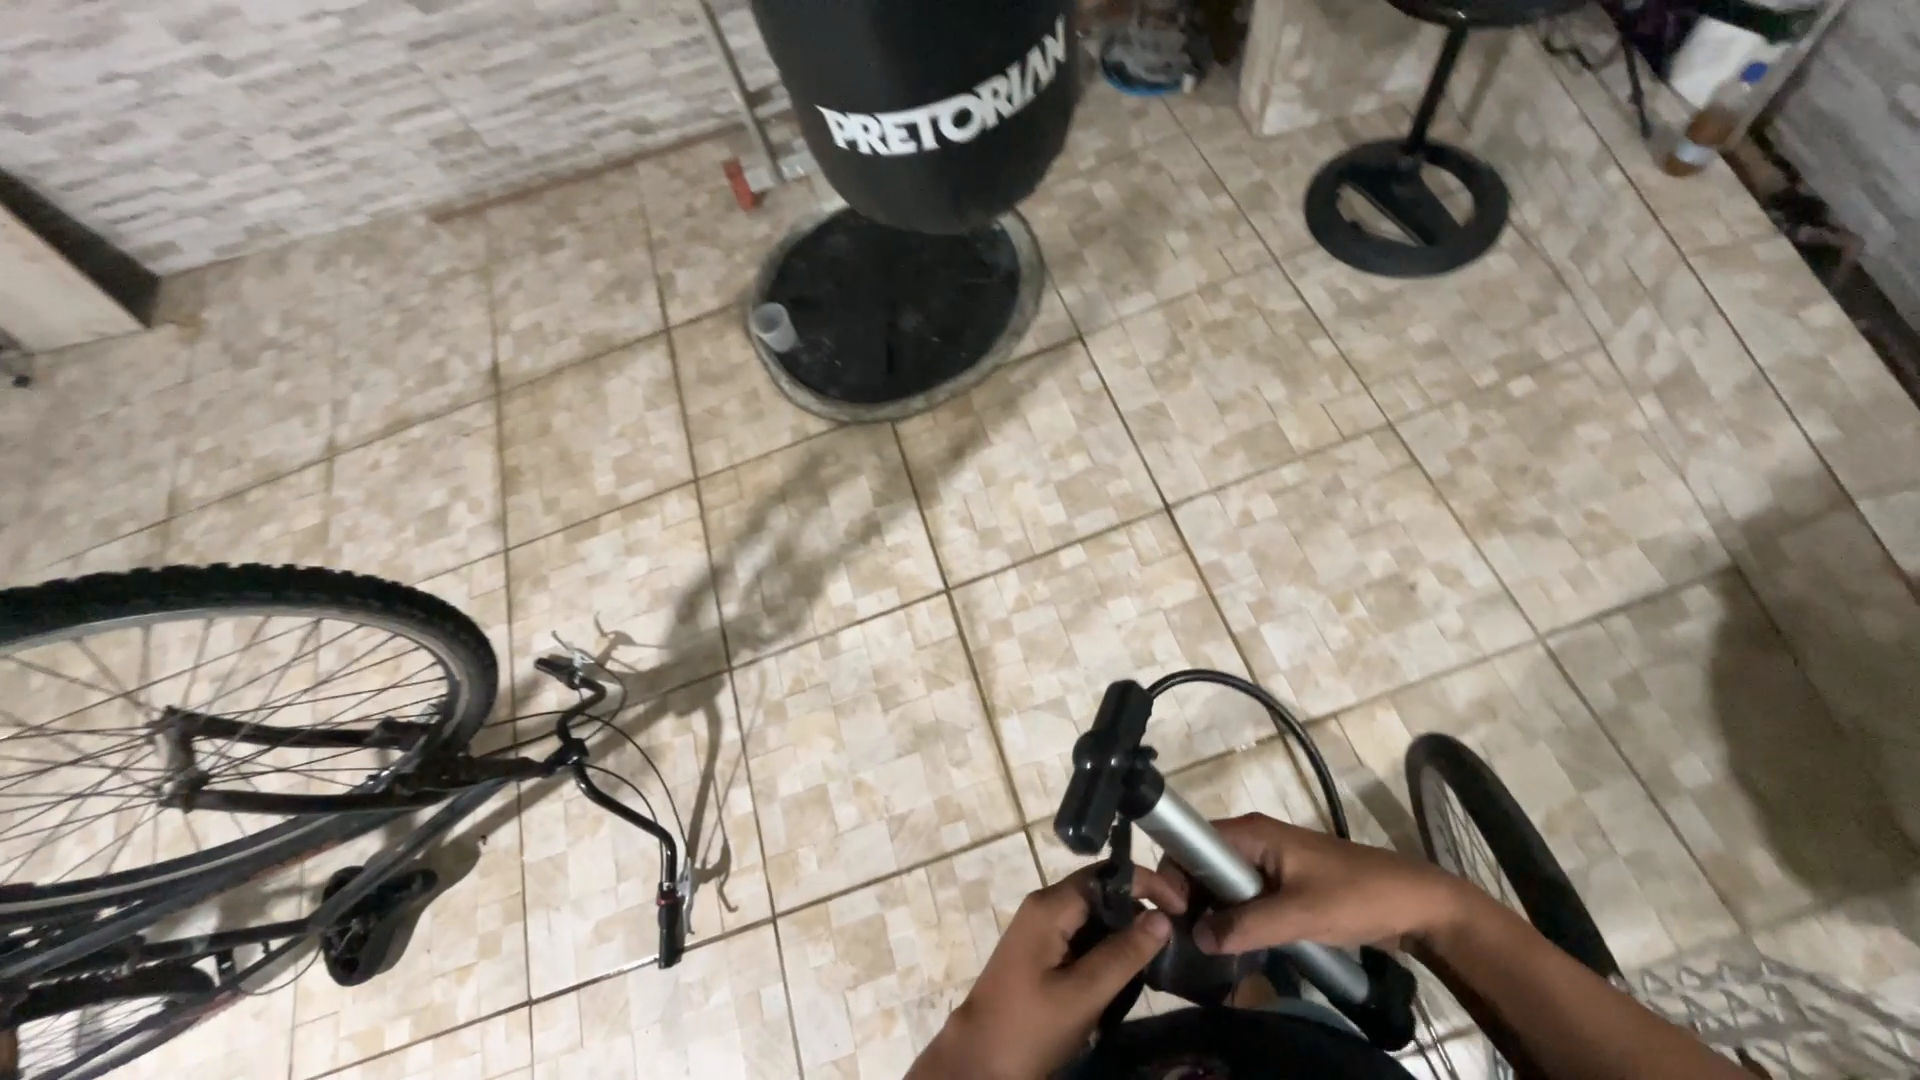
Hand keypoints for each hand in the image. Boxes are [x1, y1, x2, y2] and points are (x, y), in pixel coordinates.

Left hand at [908, 863, 1185, 1079]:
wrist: (978, 1058)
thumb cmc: (1029, 1026)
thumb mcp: (1083, 994)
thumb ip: (1123, 954)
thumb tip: (1161, 918)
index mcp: (1050, 906)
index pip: (1106, 874)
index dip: (1145, 883)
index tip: (1181, 906)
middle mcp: (1044, 906)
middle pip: (1100, 891)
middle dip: (1138, 907)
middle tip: (1176, 933)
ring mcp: (1040, 928)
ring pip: (1092, 914)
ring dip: (1123, 930)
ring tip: (1158, 953)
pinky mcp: (1040, 950)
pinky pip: (1080, 934)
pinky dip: (1106, 946)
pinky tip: (1127, 969)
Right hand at [1157, 813, 1477, 955]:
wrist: (1417, 903)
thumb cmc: (1356, 897)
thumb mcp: (1299, 915)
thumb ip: (1245, 926)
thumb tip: (1198, 937)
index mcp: (1250, 834)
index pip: (1190, 843)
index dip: (1173, 874)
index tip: (1173, 914)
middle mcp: (1252, 840)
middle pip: (1201, 862)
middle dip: (1189, 897)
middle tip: (1186, 938)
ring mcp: (1267, 860)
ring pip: (1220, 881)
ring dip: (1211, 910)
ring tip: (1205, 947)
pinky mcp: (1281, 881)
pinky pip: (1242, 894)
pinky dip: (1232, 915)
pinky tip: (1231, 944)